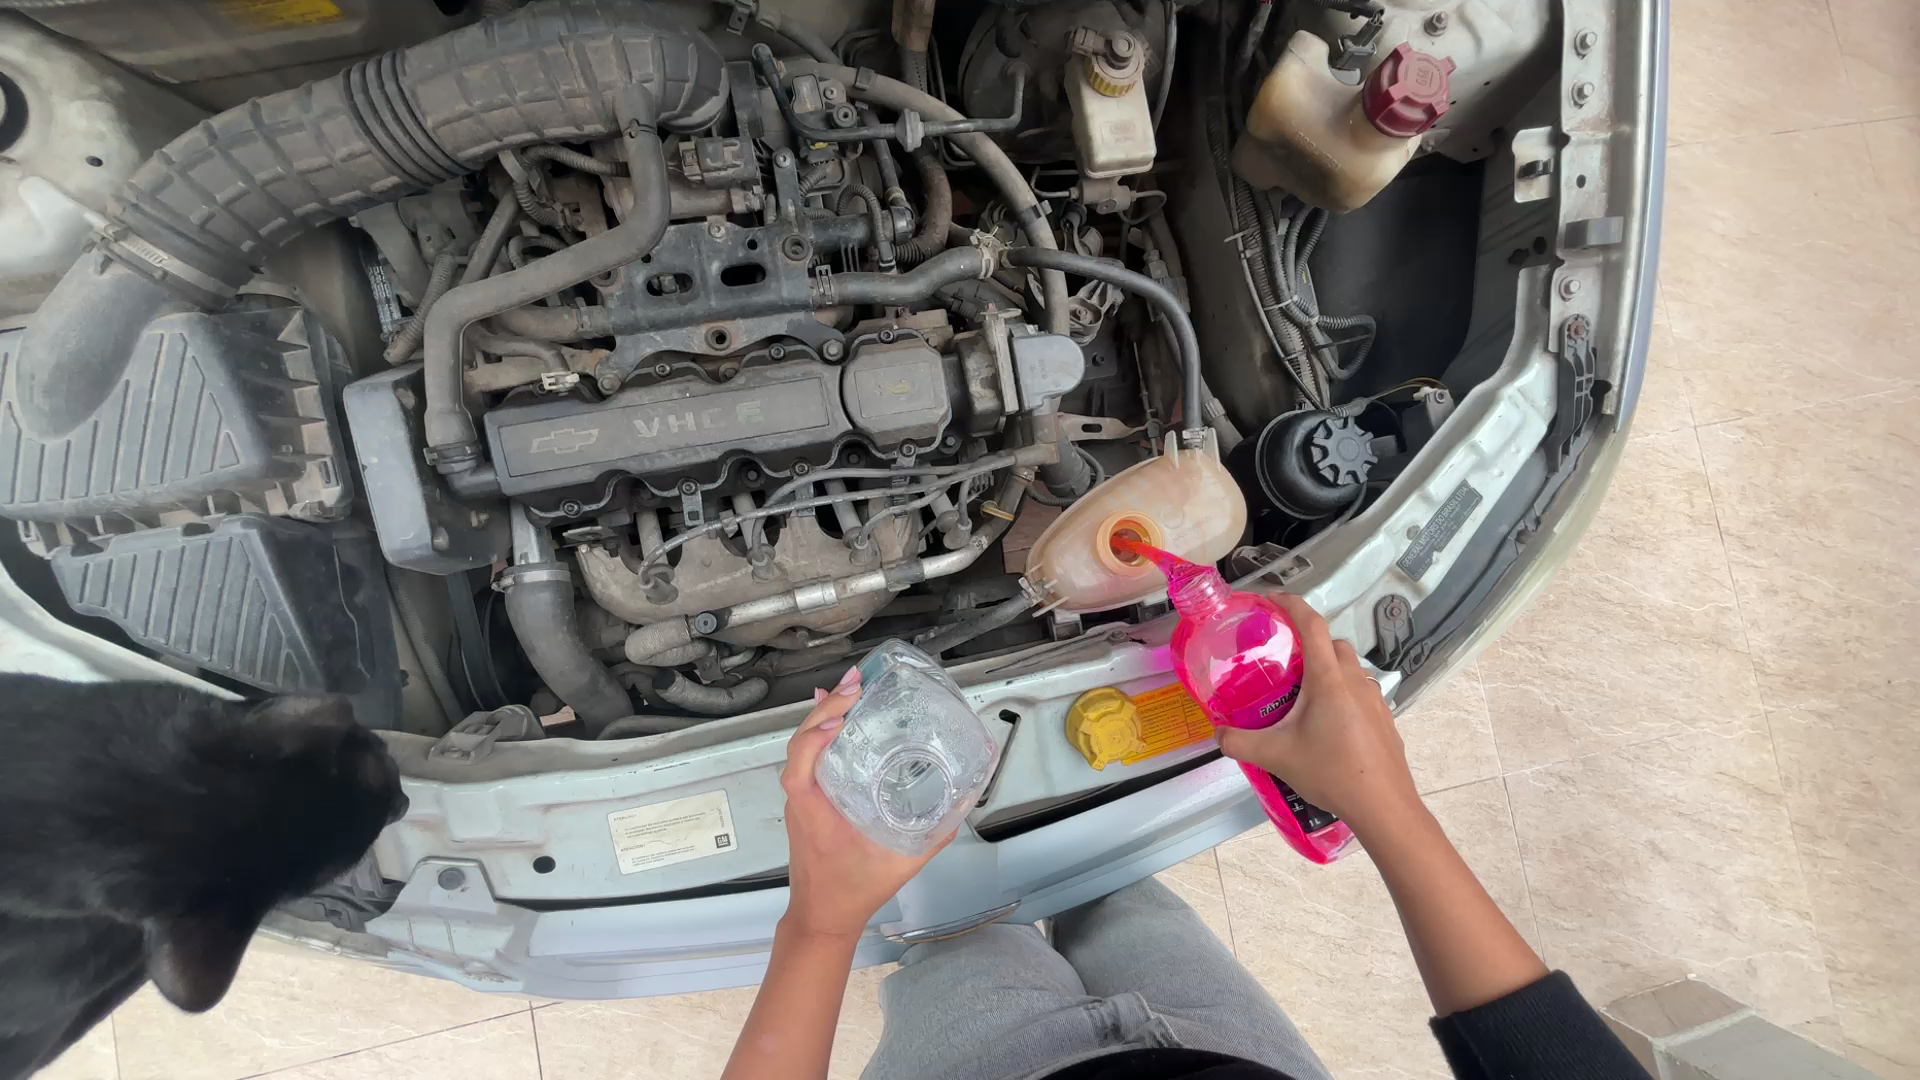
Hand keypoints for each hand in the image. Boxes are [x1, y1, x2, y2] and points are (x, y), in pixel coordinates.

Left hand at [779, 667, 953, 940]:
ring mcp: (801, 797)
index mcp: (815, 812)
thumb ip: (934, 837)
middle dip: (826, 707)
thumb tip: (964, 803)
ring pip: (802, 745)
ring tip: (851, 686)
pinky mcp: (807, 797)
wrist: (822, 918)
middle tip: (856, 681)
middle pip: (800, 743)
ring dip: (823, 713)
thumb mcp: (900, 865)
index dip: (814, 738)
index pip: (800, 767)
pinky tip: (836, 712)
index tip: (840, 720)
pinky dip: (821, 729)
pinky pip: (808, 755)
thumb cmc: (852, 892)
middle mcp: (802, 799)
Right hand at [1213, 593, 1420, 835]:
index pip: (1311, 624)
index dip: (1290, 604)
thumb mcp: (1274, 756)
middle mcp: (1354, 681)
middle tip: (1282, 656)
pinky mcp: (1385, 720)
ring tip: (1302, 690)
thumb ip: (1238, 742)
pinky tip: (1326, 720)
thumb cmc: (1331, 772)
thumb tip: (1217, 734)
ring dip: (1328, 666)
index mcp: (1328, 679)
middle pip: (1333, 642)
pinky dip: (1342, 691)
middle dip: (1309, 639)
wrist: (1384, 808)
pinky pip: (1361, 691)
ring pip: (1350, 666)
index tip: (1270, 599)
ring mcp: (1375, 700)